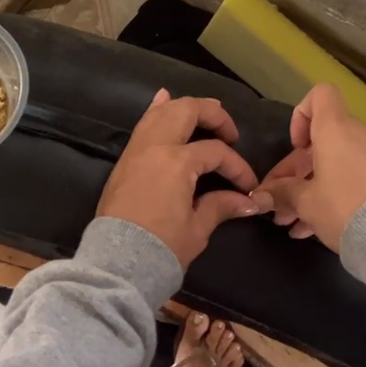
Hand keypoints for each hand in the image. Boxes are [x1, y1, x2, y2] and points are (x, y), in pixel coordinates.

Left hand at [97, 89, 262, 268]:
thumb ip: (221, 206)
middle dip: (214, 116)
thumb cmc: (162, 248)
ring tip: (205, 111)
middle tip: (229, 134)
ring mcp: (136, 150)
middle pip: (187, 111)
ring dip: (185, 108)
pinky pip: (142, 125)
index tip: (248, 187)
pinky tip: (163, 99)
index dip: (237, 167)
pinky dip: (156, 111)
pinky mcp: (124, 161)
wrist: (117, 266)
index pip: (215, 152)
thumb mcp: (197, 229)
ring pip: (161, 112)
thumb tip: (248, 202)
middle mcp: (155, 147)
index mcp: (177, 162)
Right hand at [251, 84, 365, 250]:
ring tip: (290, 224)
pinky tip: (311, 229)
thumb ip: (280, 194)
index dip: (302, 115)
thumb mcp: (306, 202)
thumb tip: (259, 197)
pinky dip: (331, 196)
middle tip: (278, 203)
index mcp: (336, 130)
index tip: (296, 147)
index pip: (321, 95)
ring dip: (309, 190)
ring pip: (334, 165)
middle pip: (321, 141)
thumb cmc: (344, 207)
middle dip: (295, 172)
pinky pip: (351, 179)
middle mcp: (358, 136)